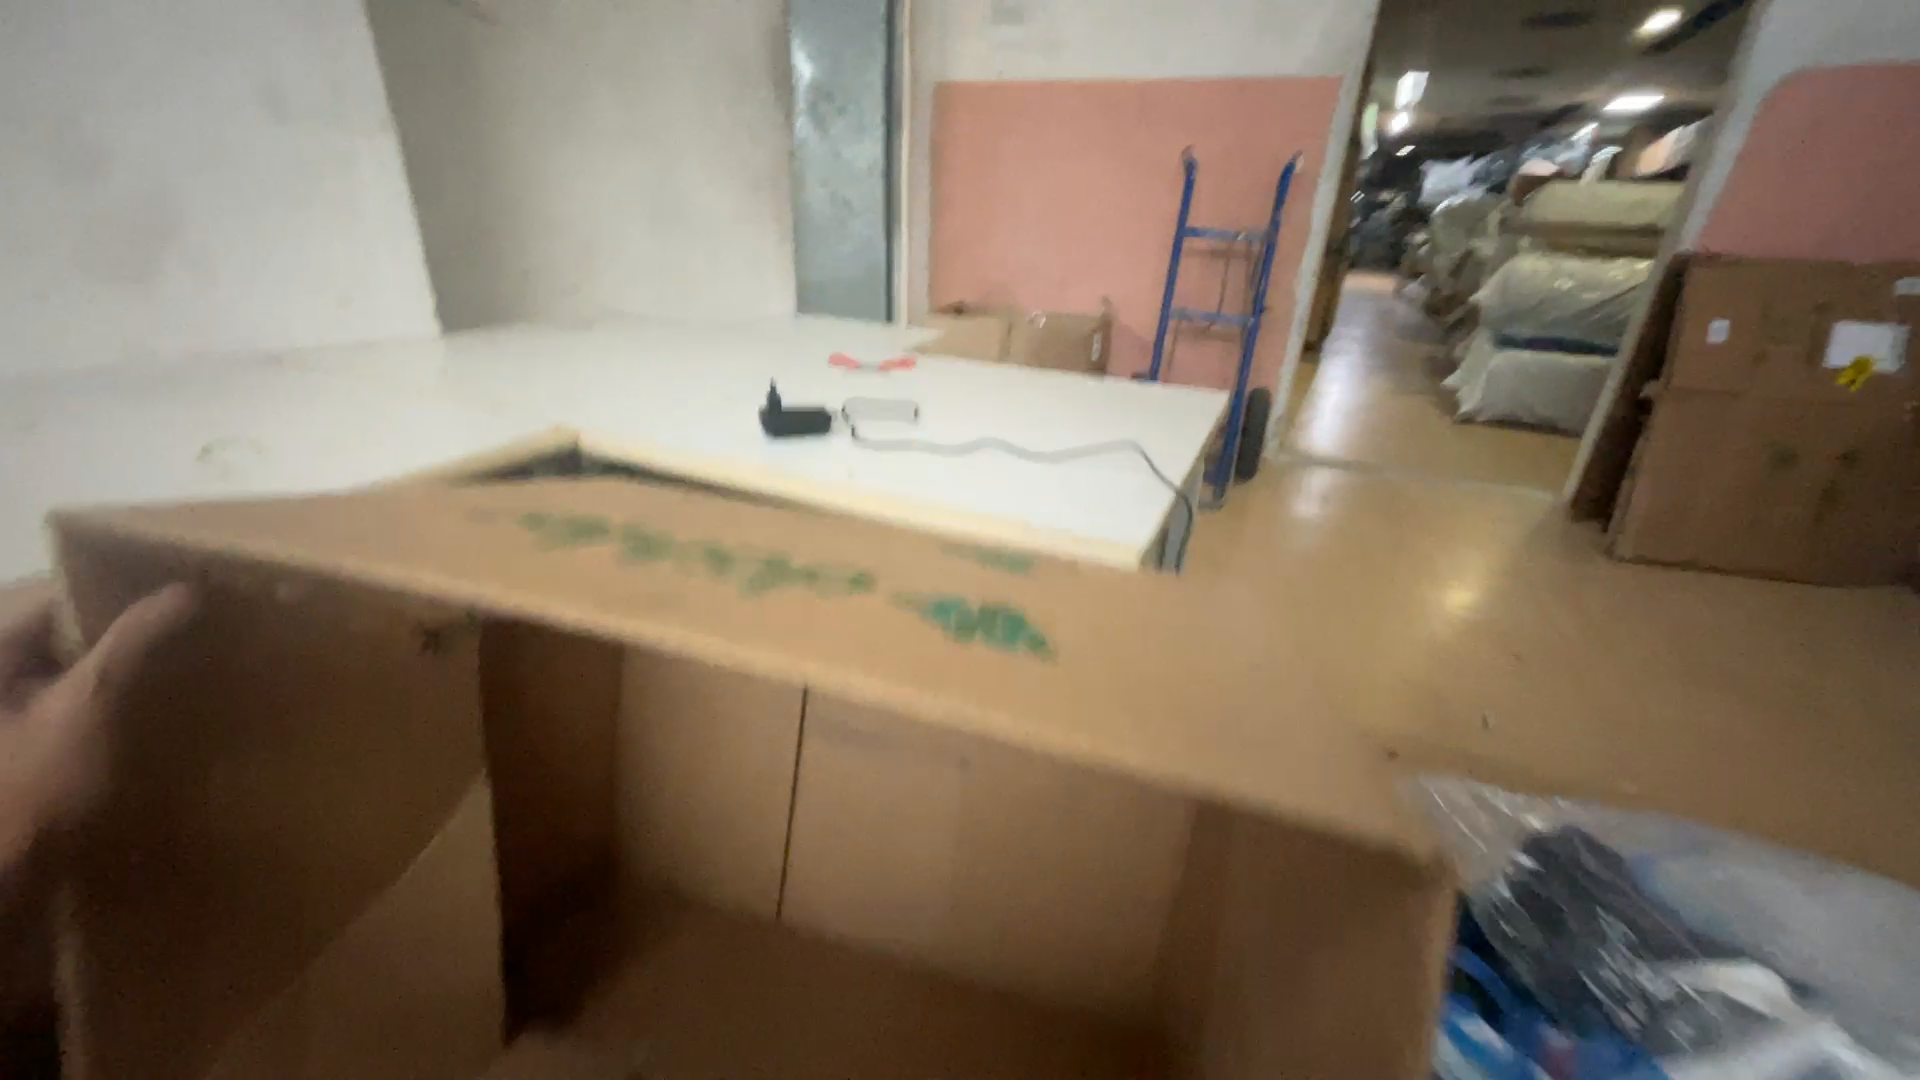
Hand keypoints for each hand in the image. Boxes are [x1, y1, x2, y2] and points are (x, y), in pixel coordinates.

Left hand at [0, 584, 194, 868]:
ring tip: (175, 662)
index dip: (114, 587)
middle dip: (117, 624)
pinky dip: (96, 690)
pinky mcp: (13, 736)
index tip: (182, 592)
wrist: (0, 876)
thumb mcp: (87, 708)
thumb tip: (185, 591)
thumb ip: (133, 643)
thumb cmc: (29, 789)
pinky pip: (52, 691)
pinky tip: (139, 703)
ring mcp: (1, 706)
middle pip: (49, 624)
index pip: (46, 593)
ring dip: (112, 658)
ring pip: (55, 659)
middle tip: (188, 626)